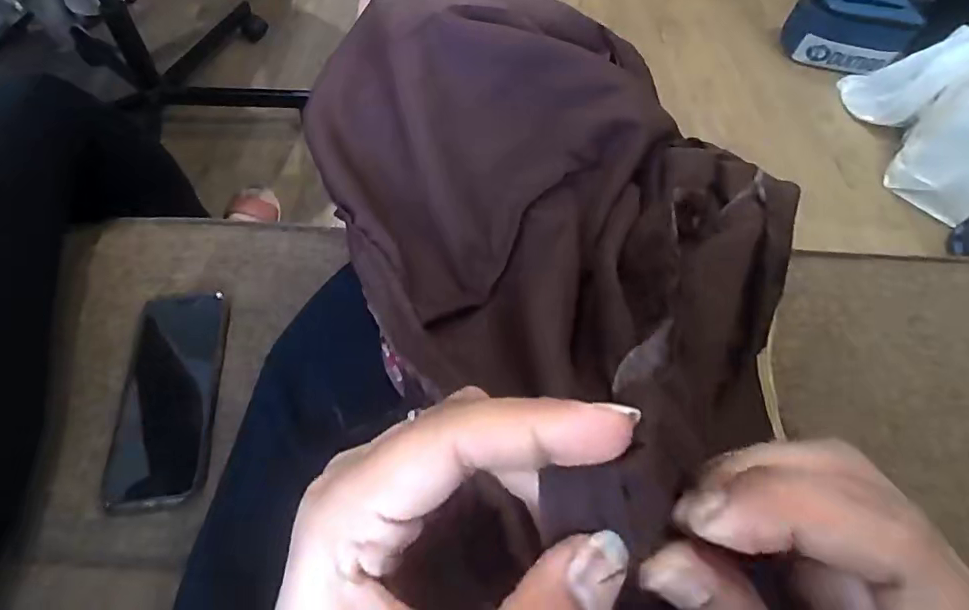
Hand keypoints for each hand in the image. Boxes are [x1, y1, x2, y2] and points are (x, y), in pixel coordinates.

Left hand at [278, 387, 641, 609]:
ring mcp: (380, 487)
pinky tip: (555, 520)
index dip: (538, 423)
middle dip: (546, 446)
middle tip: (622, 470)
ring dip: (540, 468)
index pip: (451, 435)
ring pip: (474, 443)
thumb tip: (606, 547)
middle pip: (466, 429)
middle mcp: (360, 477)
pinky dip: (521, 491)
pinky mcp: (401, 508)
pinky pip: (469, 474)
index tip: (618, 425)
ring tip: (598, 499)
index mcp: (346, 509)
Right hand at [638, 441, 968, 609]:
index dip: (788, 507)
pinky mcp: (856, 557)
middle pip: (848, 477)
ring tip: (694, 516)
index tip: (699, 518)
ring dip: (746, 480)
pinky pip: (804, 495)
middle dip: (754, 479)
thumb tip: (660, 559)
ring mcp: (896, 556)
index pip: (890, 533)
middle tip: (686, 514)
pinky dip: (752, 496)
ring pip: (822, 470)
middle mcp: (934, 571)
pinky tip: (717, 521)